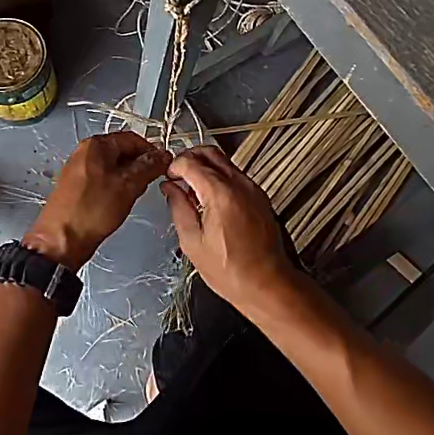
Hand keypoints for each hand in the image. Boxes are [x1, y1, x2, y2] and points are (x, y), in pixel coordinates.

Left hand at [24, 132, 171, 266]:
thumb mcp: (128, 185)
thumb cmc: (90, 211)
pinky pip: (104, 180)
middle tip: (149, 182)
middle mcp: (85, 153)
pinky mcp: (78, 187)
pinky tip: (119, 201)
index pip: (133, 139)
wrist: (61, 241)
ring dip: (129, 178)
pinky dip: (116, 188)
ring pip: (115, 167)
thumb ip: (148, 167)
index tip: (163, 165)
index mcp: (95, 145)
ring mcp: (79, 170)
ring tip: (133, 194)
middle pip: (123, 152)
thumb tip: (162, 156)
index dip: (151, 151)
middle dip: (140, 166)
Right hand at [160, 146, 298, 308]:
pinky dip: (220, 178)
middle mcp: (240, 185)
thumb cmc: (231, 270)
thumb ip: (178, 207)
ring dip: (206, 167)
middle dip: (190, 157)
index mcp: (220, 194)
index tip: (167, 176)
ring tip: (191, 190)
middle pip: (211, 152)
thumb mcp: (192, 242)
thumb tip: (170, 188)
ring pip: (225, 162)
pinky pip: (236, 176)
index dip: (175, 165)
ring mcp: (253, 189)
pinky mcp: (260, 197)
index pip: (192, 162)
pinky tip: (210, 199)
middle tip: (177, 174)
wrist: (265, 282)